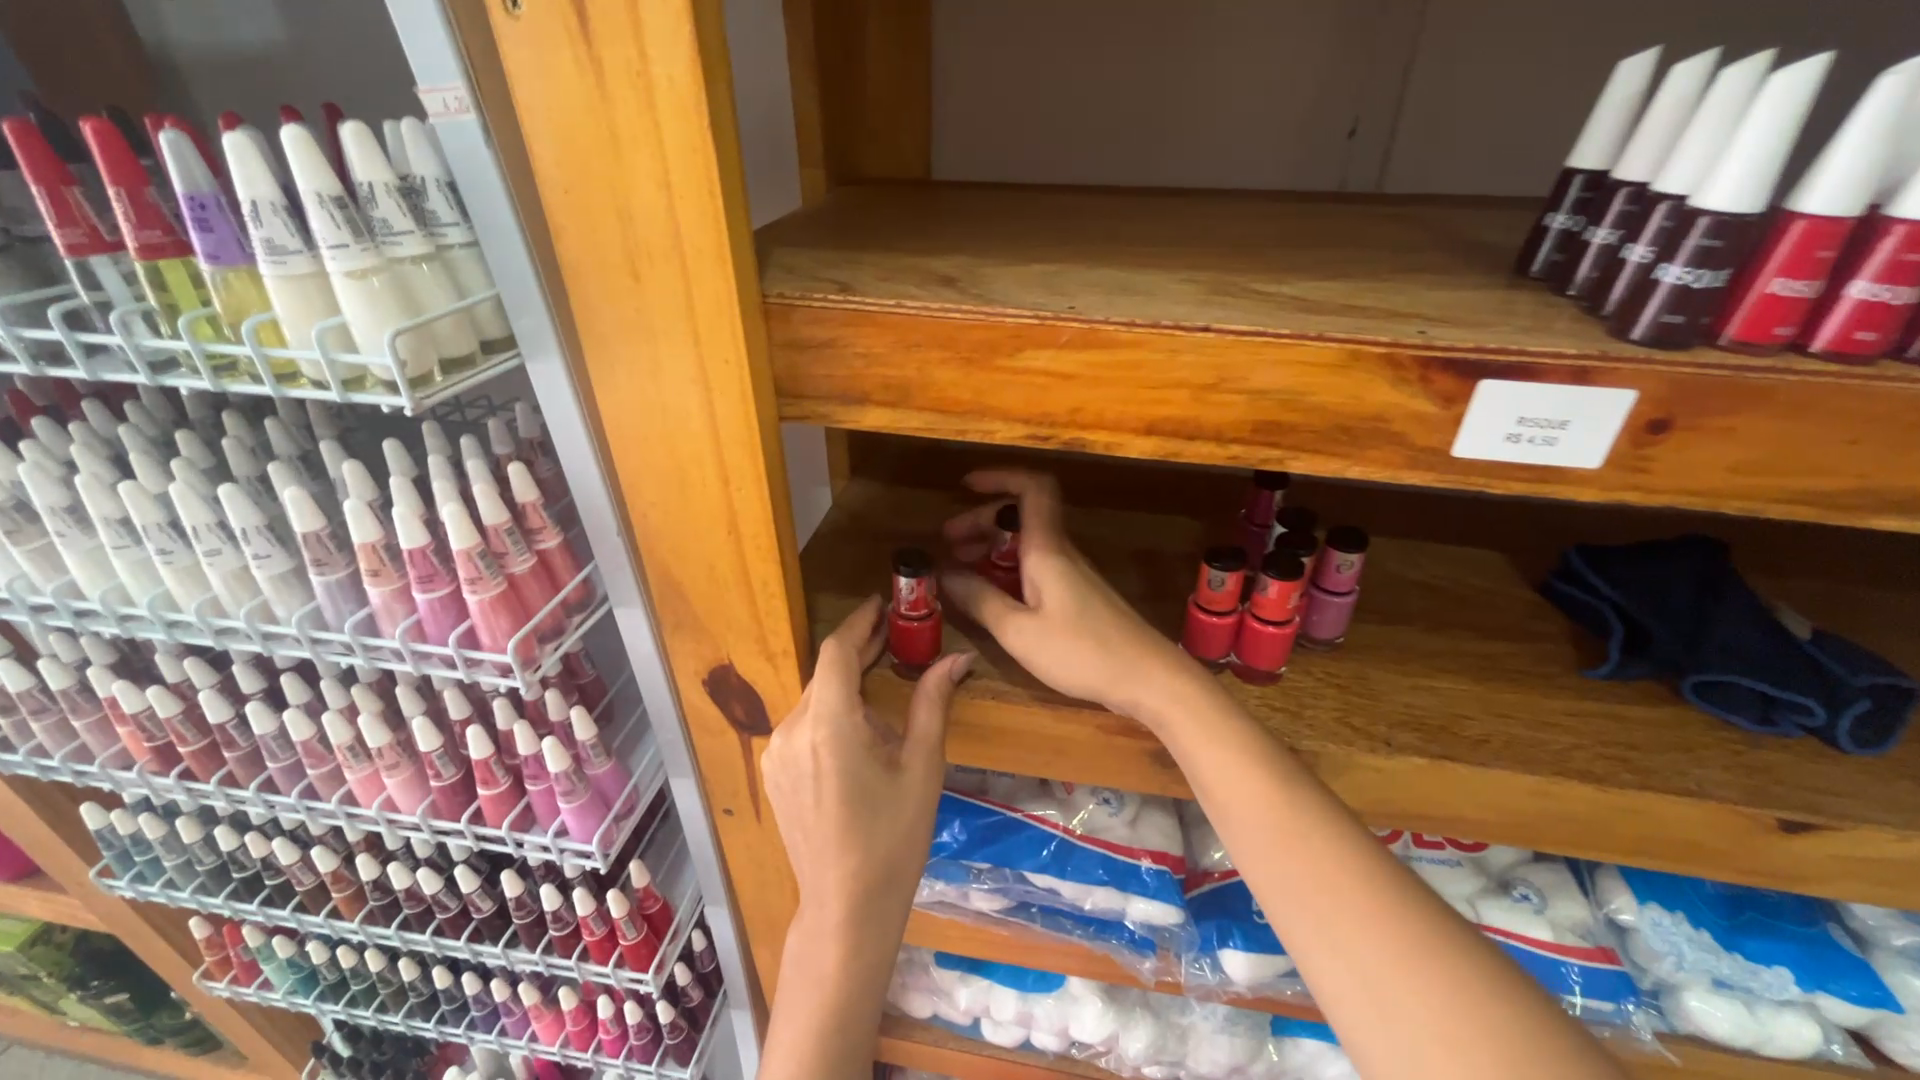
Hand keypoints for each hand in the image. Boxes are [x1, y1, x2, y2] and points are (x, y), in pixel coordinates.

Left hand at [761, 596, 972, 927]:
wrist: (846, 905)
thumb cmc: (893, 838)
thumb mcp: (921, 767)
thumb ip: (932, 703)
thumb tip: (956, 658)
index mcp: (830, 725)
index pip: (836, 651)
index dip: (859, 622)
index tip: (883, 603)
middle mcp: (793, 730)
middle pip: (824, 673)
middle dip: (857, 650)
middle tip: (895, 634)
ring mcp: (777, 752)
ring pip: (813, 699)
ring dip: (845, 683)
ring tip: (881, 677)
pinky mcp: (774, 772)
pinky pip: (803, 725)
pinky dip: (829, 711)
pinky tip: (858, 726)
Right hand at [940, 469, 1202, 721]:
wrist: (1148, 677)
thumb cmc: (1082, 652)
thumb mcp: (1019, 632)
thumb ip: (980, 600)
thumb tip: (945, 574)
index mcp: (1047, 549)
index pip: (1031, 488)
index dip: (999, 476)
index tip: (964, 486)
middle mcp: (1061, 552)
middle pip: (1022, 515)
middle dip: (982, 519)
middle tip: (949, 541)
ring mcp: (1073, 574)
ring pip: (1029, 542)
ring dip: (993, 545)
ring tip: (961, 566)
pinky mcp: (1079, 596)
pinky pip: (1037, 566)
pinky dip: (1009, 568)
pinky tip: (993, 593)